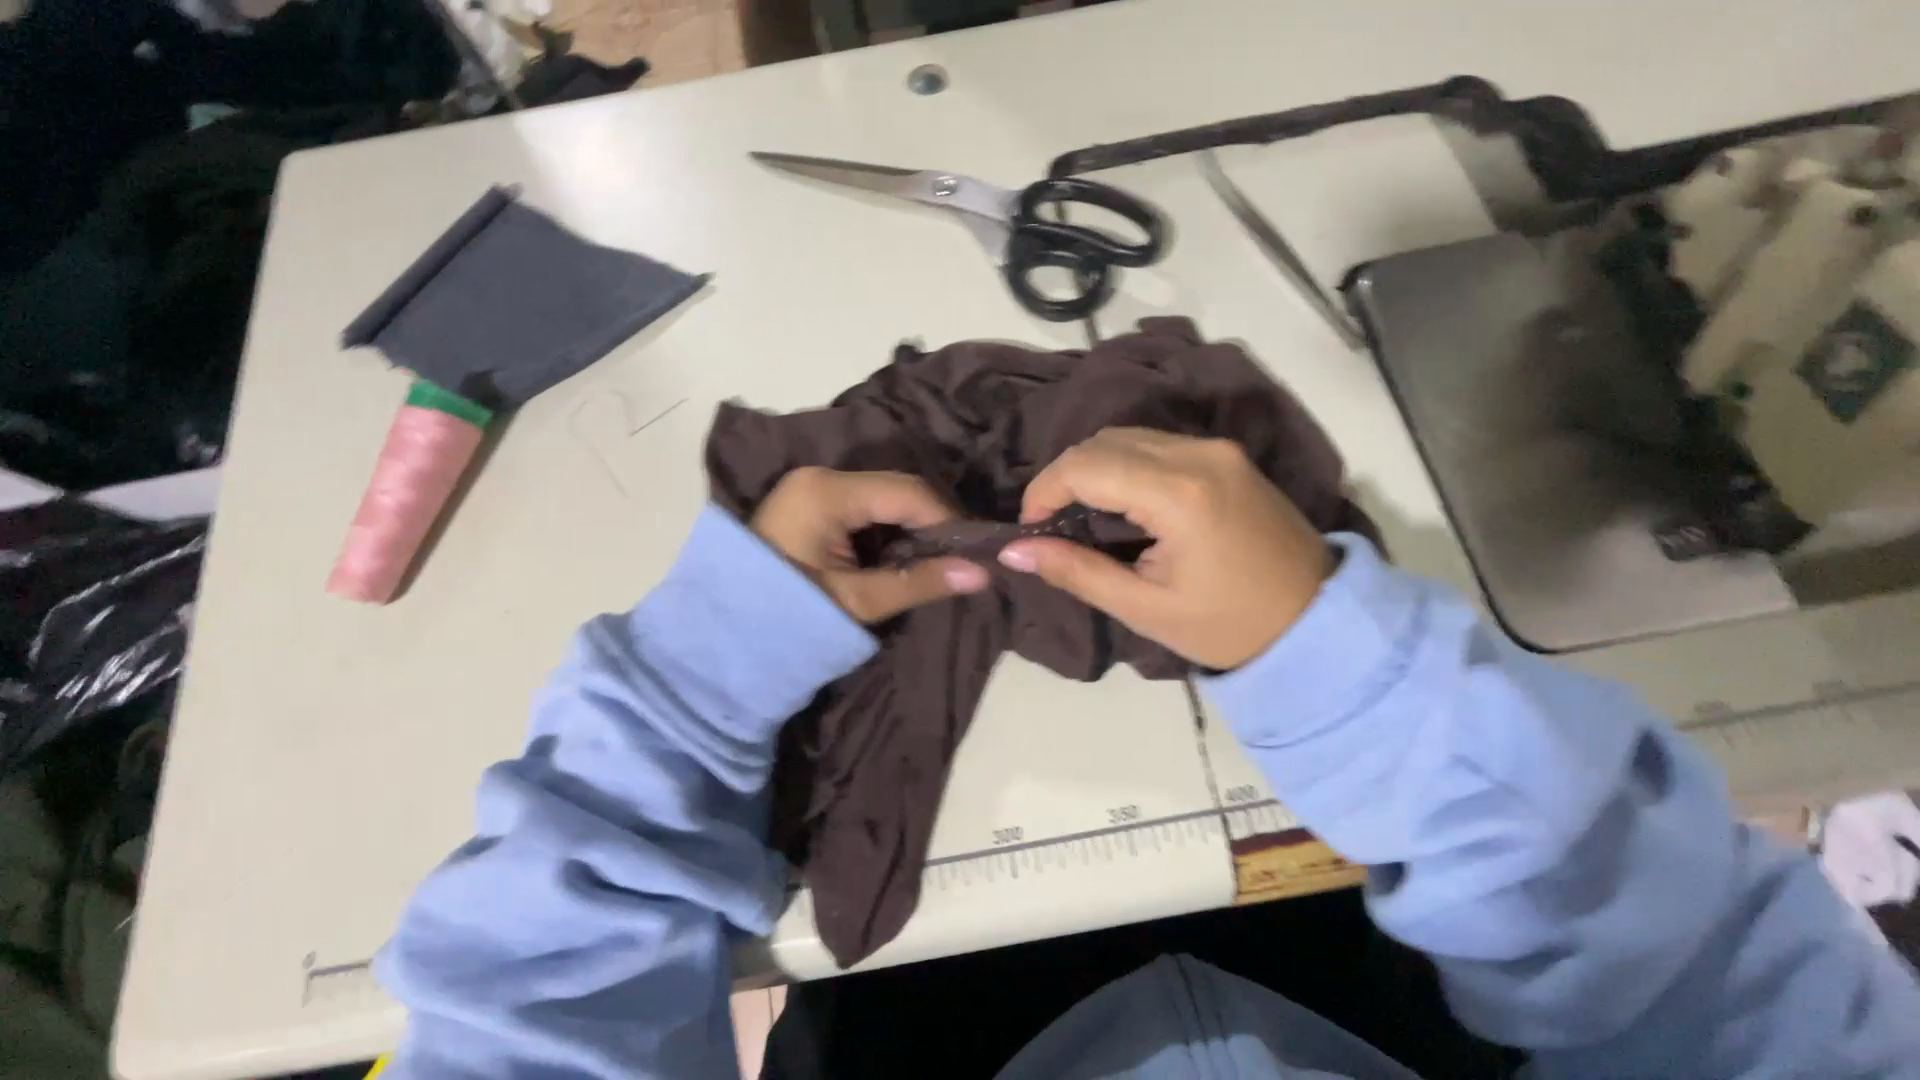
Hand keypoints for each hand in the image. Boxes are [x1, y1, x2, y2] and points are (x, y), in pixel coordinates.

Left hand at [751, 467, 988, 622]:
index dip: (946, 520)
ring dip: (909, 529)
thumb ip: (919, 582)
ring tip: (932, 564)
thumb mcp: (858, 602)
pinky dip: (885, 531)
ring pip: (882, 498)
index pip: (906, 492)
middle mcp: (818, 477)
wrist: (723, 639)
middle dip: (930, 525)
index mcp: (825, 493)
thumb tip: (981, 573)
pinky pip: (862, 508)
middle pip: (895, 490)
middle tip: (957, 561)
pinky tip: (899, 558)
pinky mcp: (808, 504)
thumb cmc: (788, 619)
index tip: (973, 555)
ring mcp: (810, 488)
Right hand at [998, 428, 1333, 669]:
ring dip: (1095, 468)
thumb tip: (1012, 552)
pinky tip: (1122, 504)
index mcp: (1178, 493)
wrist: (1318, 623)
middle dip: (1065, 477)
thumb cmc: (1228, 626)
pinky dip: (1126, 465)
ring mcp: (1218, 449)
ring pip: (1129, 436)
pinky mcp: (1229, 455)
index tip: (1030, 530)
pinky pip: (1158, 443)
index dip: (1044, 491)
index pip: (1085, 465)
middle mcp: (1198, 454)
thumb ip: (1076, 572)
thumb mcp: (1145, 608)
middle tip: (1052, 526)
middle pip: (1104, 441)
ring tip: (1083, 516)